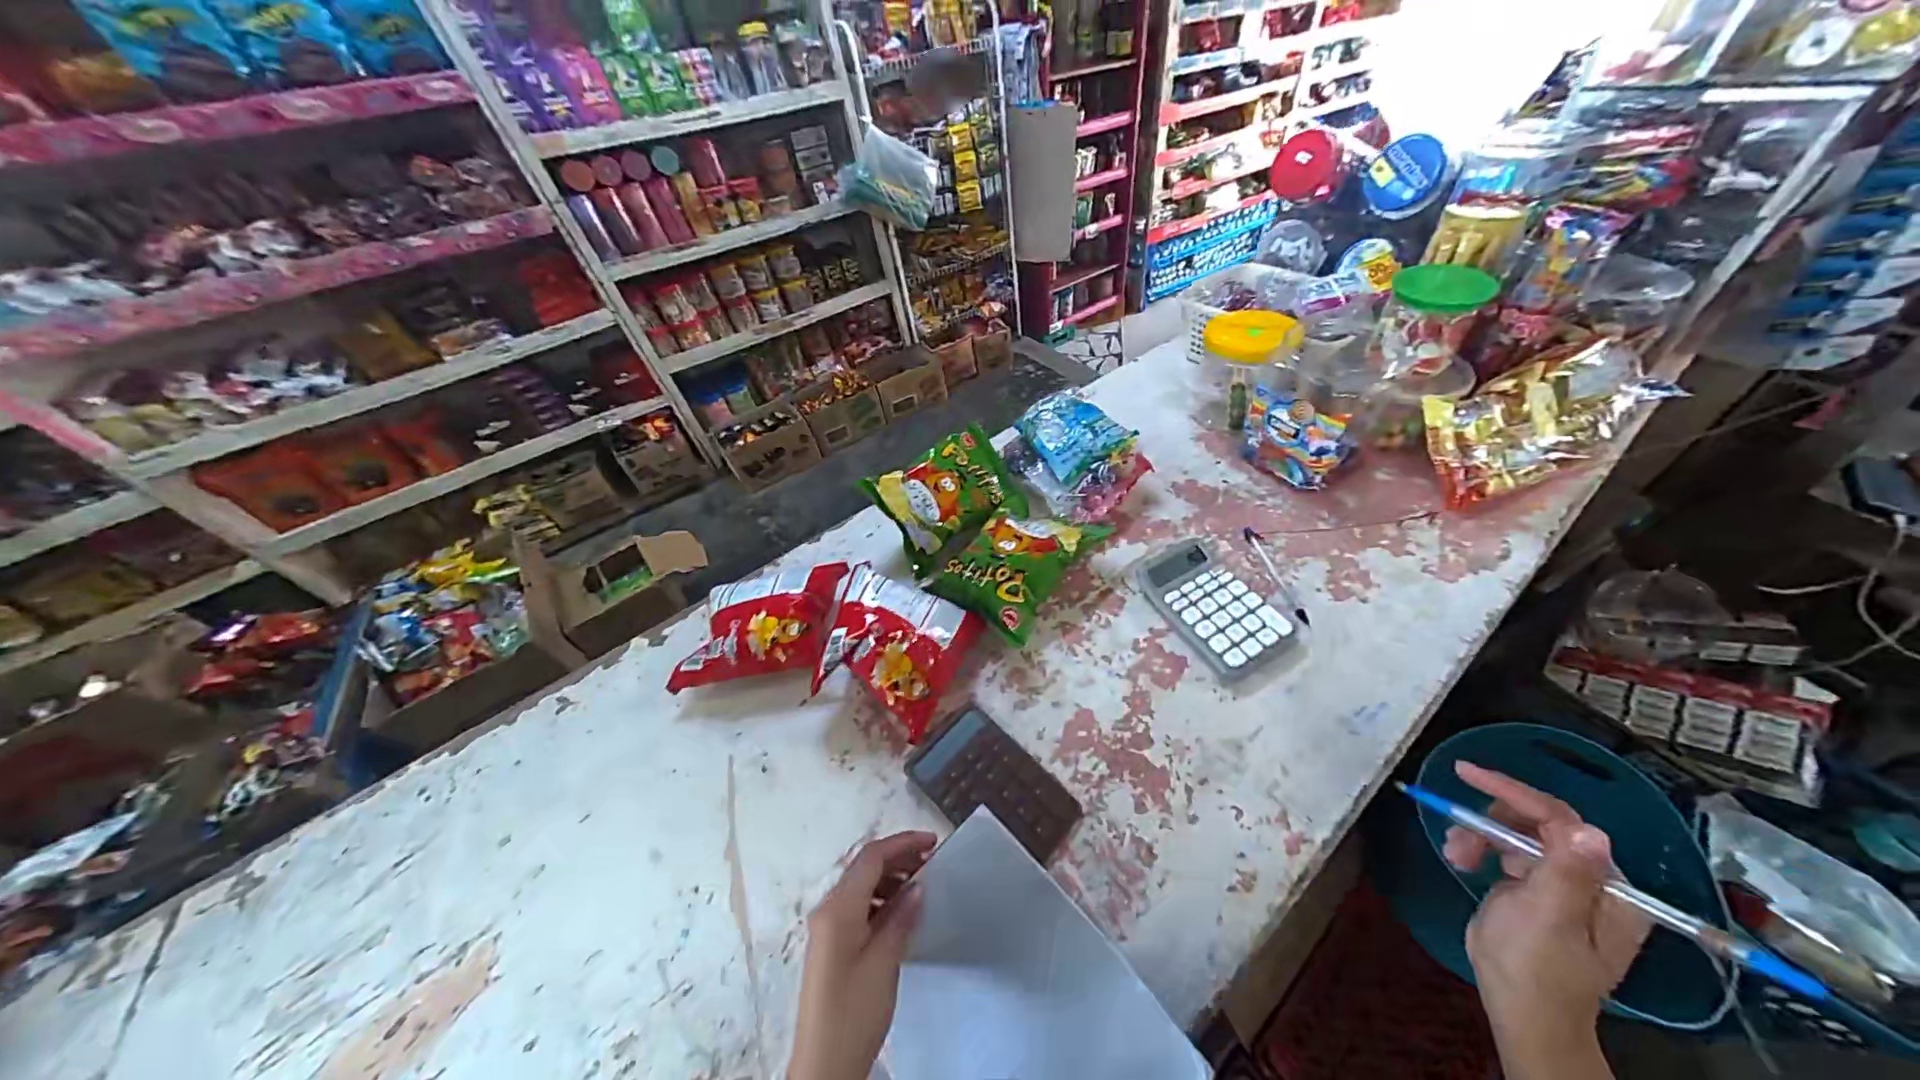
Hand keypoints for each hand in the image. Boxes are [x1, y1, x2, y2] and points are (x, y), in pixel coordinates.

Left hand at [788, 831, 935, 1079]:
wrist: (824, 1064)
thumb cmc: (854, 1012)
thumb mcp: (884, 962)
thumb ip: (900, 917)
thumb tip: (917, 885)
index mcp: (838, 908)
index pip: (871, 858)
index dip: (902, 843)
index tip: (933, 842)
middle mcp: (828, 910)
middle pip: (864, 868)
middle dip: (898, 857)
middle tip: (932, 861)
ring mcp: (828, 927)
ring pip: (861, 885)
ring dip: (891, 878)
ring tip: (921, 885)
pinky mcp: (832, 944)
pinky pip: (858, 906)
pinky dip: (881, 899)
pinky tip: (902, 911)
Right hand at [1444, 762, 1650, 1079]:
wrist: (1522, 1010)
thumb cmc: (1534, 967)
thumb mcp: (1548, 919)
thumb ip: (1568, 873)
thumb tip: (1589, 831)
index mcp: (1607, 885)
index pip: (1560, 820)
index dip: (1512, 792)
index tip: (1465, 773)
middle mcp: (1591, 877)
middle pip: (1534, 823)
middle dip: (1488, 823)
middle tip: (1455, 838)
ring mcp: (1562, 882)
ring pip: (1514, 833)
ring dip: (1478, 837)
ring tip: (1455, 857)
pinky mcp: (1535, 887)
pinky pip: (1505, 849)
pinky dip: (1479, 849)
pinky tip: (1462, 861)